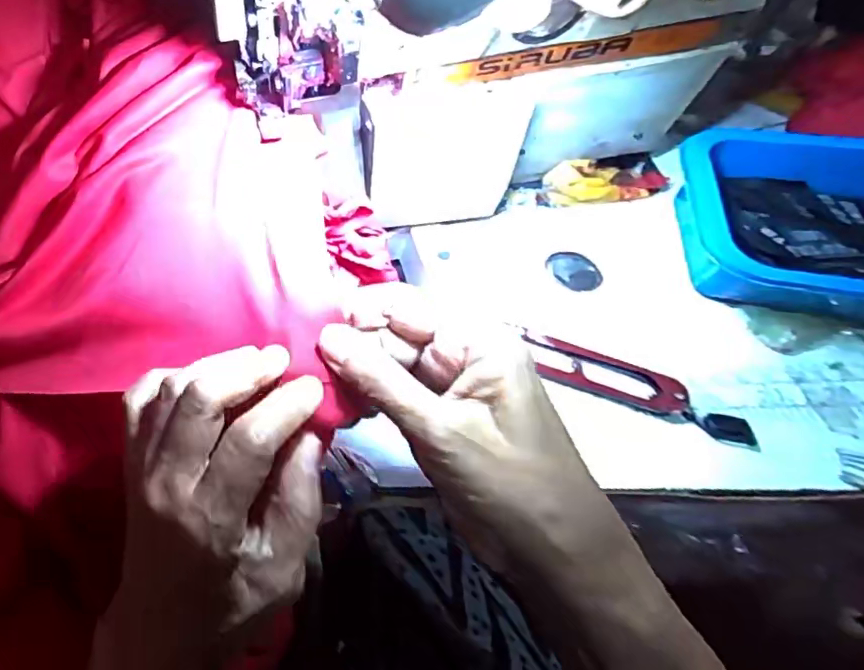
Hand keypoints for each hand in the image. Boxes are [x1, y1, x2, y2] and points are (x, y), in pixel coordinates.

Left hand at [92, 346, 326, 669]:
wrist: (158, 619)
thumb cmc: (230, 601)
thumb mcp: (282, 572)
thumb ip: (298, 503)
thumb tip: (308, 434)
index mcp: (210, 516)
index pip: (246, 441)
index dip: (283, 406)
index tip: (310, 386)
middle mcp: (166, 479)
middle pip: (198, 401)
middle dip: (243, 371)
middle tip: (278, 359)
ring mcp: (139, 460)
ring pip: (169, 389)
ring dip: (212, 365)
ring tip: (250, 359)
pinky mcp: (127, 451)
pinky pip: (140, 395)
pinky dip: (170, 374)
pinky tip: (201, 373)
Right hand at [315, 283, 621, 579]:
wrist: (556, 560)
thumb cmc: (511, 487)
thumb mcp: (440, 430)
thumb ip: (379, 379)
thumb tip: (324, 334)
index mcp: (473, 341)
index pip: (400, 303)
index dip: (356, 312)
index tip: (314, 333)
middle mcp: (456, 351)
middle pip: (385, 329)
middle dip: (347, 345)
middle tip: (308, 367)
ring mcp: (441, 381)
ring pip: (379, 358)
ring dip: (349, 371)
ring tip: (318, 387)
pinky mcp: (428, 409)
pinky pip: (383, 385)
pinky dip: (361, 393)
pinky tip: (339, 406)